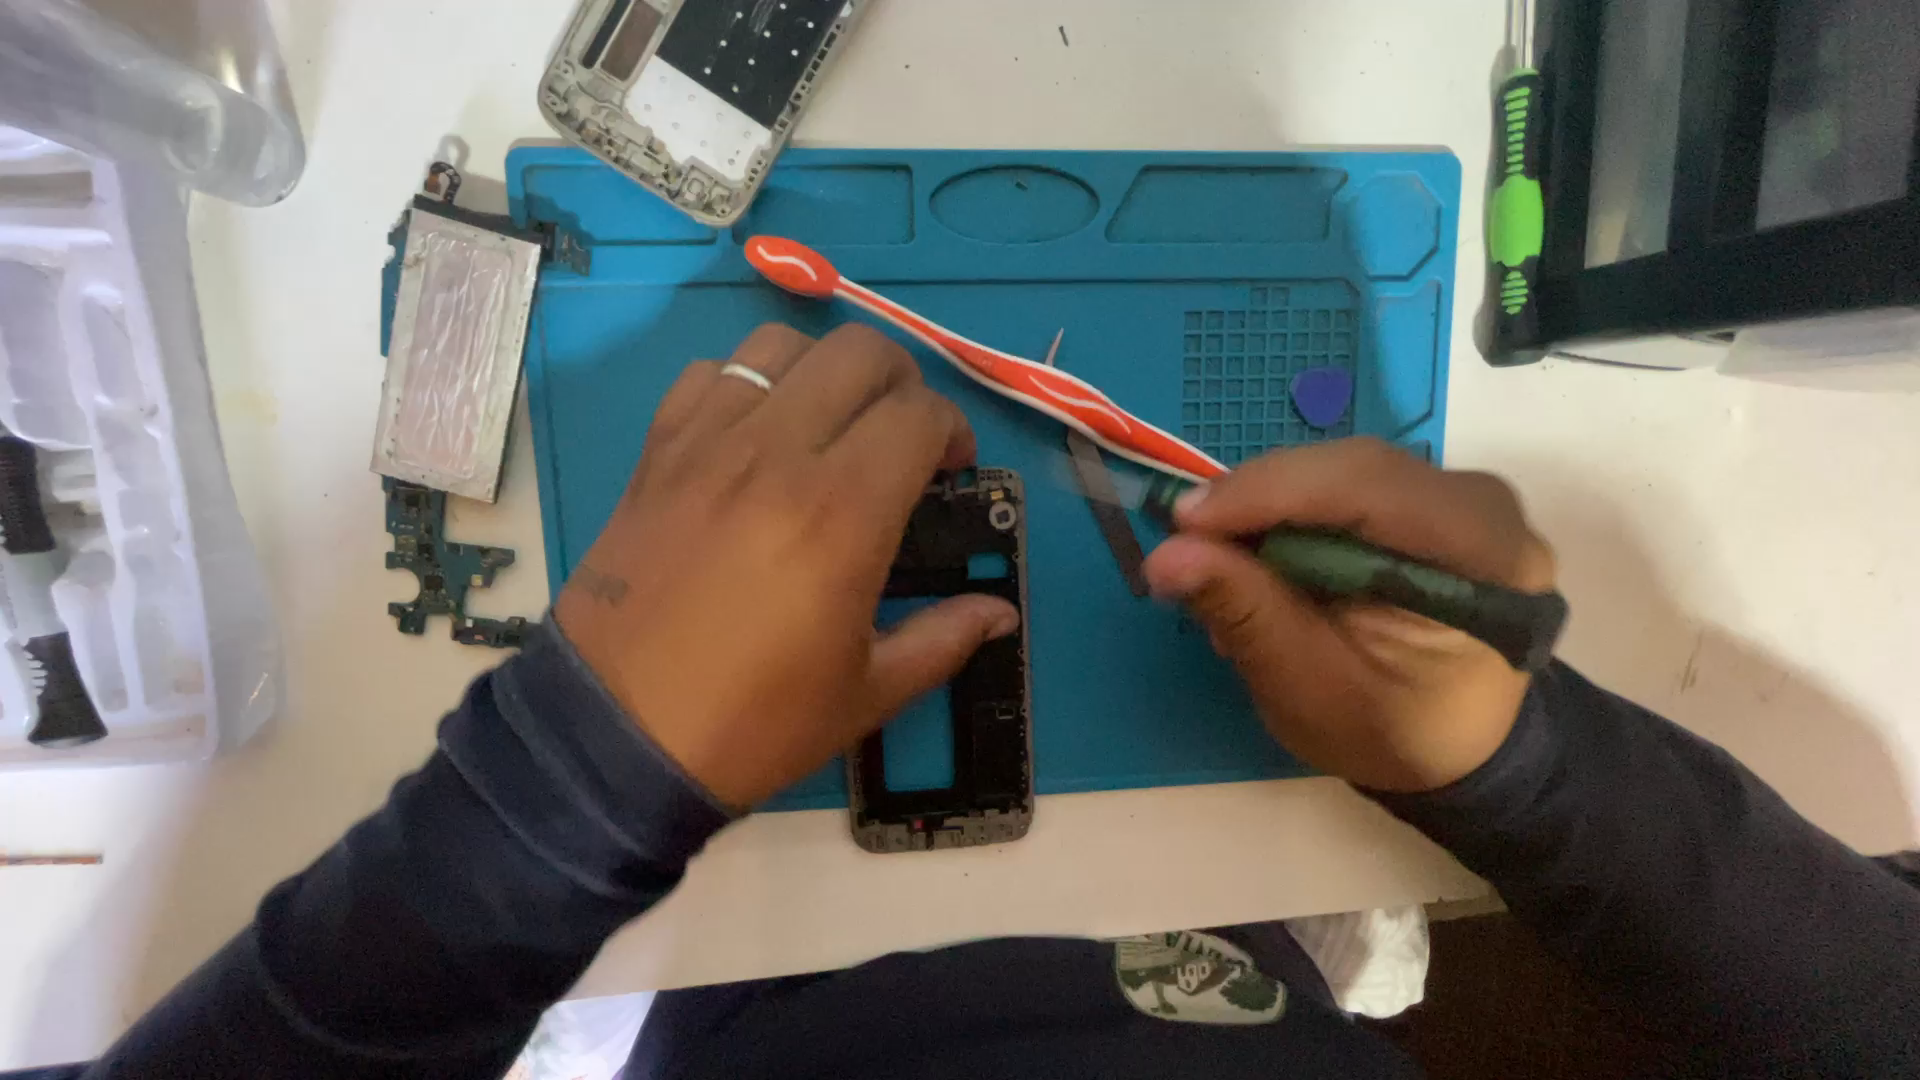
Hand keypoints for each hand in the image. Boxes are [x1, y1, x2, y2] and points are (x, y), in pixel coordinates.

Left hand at [553, 324, 1018, 809]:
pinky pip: (709, 374)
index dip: (953, 430)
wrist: (616, 737)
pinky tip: (756, 432)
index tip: (951, 470)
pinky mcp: (658, 453)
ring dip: (827, 371)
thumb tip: (1001, 613)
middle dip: (903, 383)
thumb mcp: (869, 693)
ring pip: (783, 345)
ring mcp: (709, 444)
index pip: (919, 414)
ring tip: (832, 423)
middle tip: (904, 436)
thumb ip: (945, 639)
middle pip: (860, 354)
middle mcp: (779, 455)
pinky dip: (748, 383)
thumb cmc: (755, 721)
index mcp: (843, 513)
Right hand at [1141, 438, 1555, 792]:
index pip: (1368, 488)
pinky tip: (1255, 561)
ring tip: (1218, 566)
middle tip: (1186, 544)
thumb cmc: (1391, 731)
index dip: (1267, 493)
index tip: (1183, 523)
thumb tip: (1164, 556)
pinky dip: (1282, 518)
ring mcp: (1455, 500)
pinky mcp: (1422, 504)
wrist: (1455, 748)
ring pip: (1335, 472)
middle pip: (1349, 470)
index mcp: (1485, 555)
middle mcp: (1482, 506)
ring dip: (1263, 511)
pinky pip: (1338, 488)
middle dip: (1256, 501)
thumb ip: (1244, 613)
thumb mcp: (1308, 687)